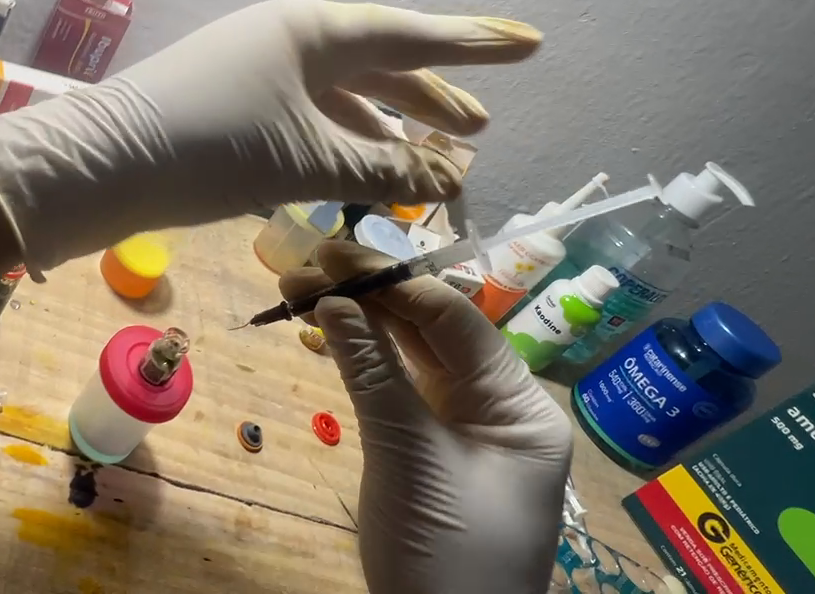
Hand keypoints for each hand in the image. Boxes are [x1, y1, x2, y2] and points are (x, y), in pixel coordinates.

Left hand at [0, 0, 539, 274]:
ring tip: (431, 157)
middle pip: (376, 63)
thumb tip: (447, 178)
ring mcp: (253, 65)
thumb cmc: (211, 149)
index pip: (411, 34)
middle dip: (429, 96)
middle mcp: (285, 36)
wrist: (102, 164)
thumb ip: (384, 169)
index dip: (474, 45)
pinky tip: (358, 169)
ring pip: (339, 92)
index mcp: (311, 30)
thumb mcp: (308, 161)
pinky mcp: (229, 99)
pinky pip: (304, 112)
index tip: (530, 42)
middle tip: (479, 126)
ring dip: (384, 125)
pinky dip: (339, 140)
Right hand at [282, 241, 572, 593]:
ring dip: (356, 318)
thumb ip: (371, 371)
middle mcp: (495, 403)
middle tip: (302, 268)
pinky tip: (324, 329)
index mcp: (518, 404)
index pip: (452, 318)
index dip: (390, 280)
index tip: (332, 257)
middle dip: (365, 294)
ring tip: (297, 289)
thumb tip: (330, 299)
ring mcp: (461, 423)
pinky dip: (359, 353)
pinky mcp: (428, 442)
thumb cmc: (446, 556)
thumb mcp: (408, 457)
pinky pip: (395, 381)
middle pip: (428, 327)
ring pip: (408, 350)